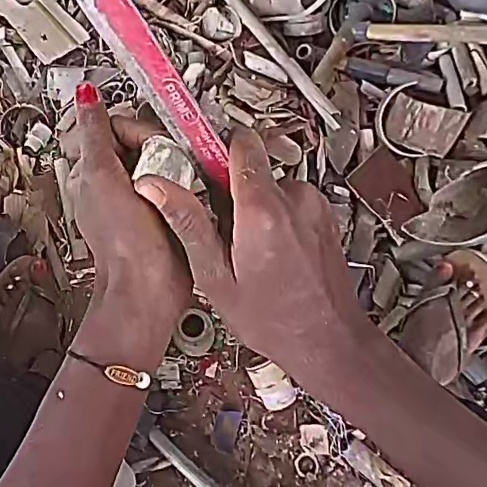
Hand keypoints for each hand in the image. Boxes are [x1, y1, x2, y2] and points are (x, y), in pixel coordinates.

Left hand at [64, 84, 191, 332]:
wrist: (150, 287)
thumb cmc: (123, 243)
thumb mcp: (102, 179)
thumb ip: (95, 135)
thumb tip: (85, 97)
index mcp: (99, 171)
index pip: (124, 125)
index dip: (142, 131)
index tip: (153, 149)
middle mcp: (122, 183)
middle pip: (151, 142)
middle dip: (164, 151)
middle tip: (167, 173)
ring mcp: (148, 197)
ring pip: (171, 161)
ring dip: (181, 169)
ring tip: (179, 189)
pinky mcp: (170, 212)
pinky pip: (187, 184)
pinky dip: (191, 187)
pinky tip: (191, 200)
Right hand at [135, 126, 374, 383]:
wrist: (329, 342)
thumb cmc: (276, 321)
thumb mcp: (216, 277)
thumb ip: (188, 224)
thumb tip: (157, 188)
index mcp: (262, 211)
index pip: (239, 144)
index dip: (212, 146)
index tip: (194, 153)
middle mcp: (294, 200)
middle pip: (250, 167)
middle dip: (227, 189)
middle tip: (215, 226)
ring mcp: (314, 207)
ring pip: (268, 186)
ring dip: (251, 206)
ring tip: (242, 248)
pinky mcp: (324, 216)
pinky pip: (288, 201)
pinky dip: (272, 217)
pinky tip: (265, 252)